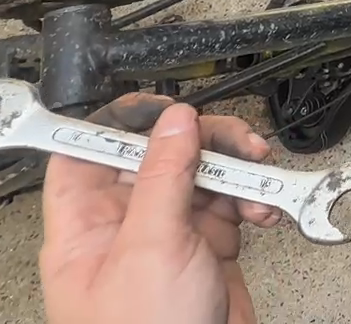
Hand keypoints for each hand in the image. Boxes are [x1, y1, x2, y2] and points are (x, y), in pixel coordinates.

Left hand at [41, 95, 281, 323]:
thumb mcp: (153, 248)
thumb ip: (165, 178)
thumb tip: (174, 121)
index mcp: (87, 229)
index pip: (85, 155)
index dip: (116, 122)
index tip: (160, 102)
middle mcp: (126, 225)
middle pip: (160, 153)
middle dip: (205, 142)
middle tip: (234, 144)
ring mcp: (169, 233)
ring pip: (204, 171)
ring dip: (239, 169)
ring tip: (257, 180)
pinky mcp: (208, 243)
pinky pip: (233, 199)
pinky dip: (255, 196)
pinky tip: (264, 209)